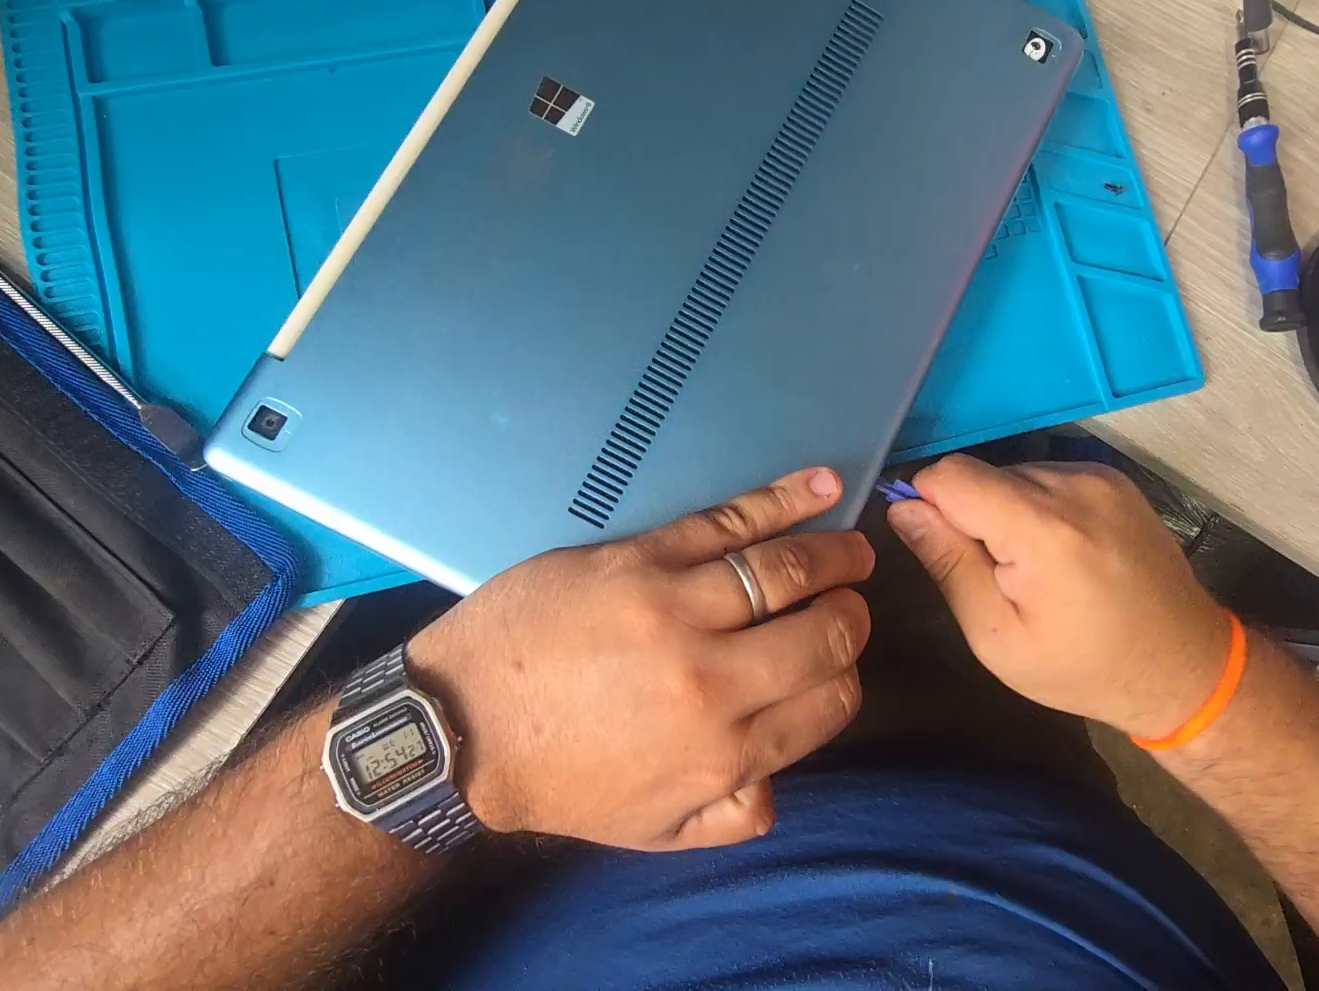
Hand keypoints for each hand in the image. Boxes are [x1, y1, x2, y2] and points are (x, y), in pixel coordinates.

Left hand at [406, 468, 873, 850]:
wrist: (461, 726)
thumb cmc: (560, 777)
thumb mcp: (649, 830)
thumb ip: (729, 816)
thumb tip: (781, 783)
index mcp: (723, 751)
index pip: (828, 701)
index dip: (845, 678)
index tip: (836, 663)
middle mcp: (714, 679)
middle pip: (823, 634)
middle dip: (851, 617)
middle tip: (850, 603)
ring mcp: (677, 610)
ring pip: (787, 570)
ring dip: (836, 555)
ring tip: (856, 548)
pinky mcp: (643, 559)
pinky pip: (731, 523)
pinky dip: (787, 502)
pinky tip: (823, 487)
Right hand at [884, 455, 1230, 739]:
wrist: (1183, 667)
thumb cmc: (1082, 667)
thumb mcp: (997, 636)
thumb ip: (948, 563)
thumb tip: (902, 508)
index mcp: (1043, 528)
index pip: (950, 475)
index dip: (928, 504)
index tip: (941, 549)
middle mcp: (1074, 484)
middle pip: (979, 473)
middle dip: (968, 514)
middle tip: (994, 573)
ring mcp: (1099, 476)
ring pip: (1009, 472)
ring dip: (1000, 509)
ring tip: (1030, 565)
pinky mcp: (1113, 477)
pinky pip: (1043, 475)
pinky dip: (1032, 505)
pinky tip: (1056, 549)